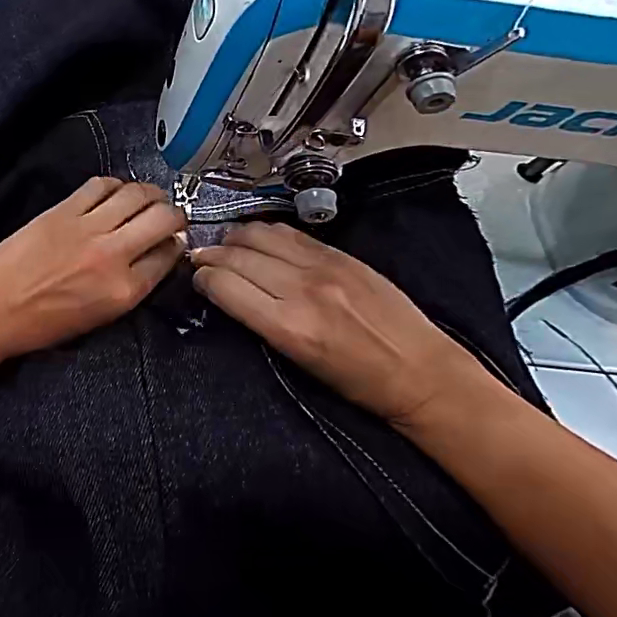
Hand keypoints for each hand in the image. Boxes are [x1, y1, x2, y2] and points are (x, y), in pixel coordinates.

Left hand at [0, 178, 184, 361]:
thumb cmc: (43, 322)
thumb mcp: (101, 316)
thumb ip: (134, 285)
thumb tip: (157, 256)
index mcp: (124, 290)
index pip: (168, 255)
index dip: (178, 243)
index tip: (175, 239)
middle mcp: (112, 255)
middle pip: (163, 219)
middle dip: (176, 214)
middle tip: (171, 215)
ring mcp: (88, 228)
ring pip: (137, 194)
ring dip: (151, 193)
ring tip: (151, 197)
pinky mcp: (64, 210)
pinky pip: (101, 185)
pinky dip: (117, 184)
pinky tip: (117, 191)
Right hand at [190, 223, 487, 426]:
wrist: (420, 370)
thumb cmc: (360, 384)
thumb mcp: (302, 365)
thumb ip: (265, 323)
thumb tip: (233, 294)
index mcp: (290, 328)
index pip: (226, 286)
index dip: (203, 278)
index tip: (195, 278)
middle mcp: (302, 289)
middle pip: (238, 256)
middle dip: (211, 254)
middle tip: (199, 257)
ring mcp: (324, 266)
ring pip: (262, 235)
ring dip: (236, 237)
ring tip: (226, 244)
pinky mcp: (341, 254)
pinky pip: (291, 233)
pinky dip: (267, 233)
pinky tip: (259, 238)